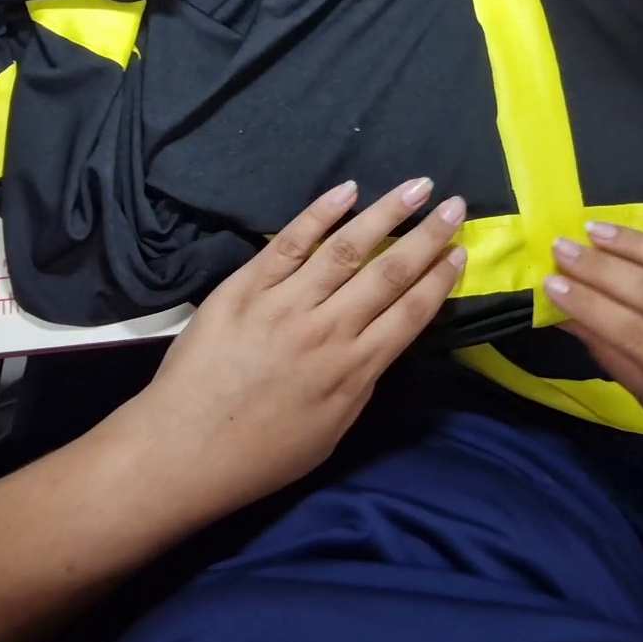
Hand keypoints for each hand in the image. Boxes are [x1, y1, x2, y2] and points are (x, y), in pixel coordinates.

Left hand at [110, 178, 466, 514]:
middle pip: (389, 273)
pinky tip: (347, 191)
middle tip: (456, 204)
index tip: (461, 250)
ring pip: (346, 248)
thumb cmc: (260, 454)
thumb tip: (381, 340)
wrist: (181, 451)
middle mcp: (328, 329)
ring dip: (386, 213)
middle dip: (427, 236)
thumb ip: (361, 381)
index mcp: (354, 369)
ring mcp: (285, 303)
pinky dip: (319, 214)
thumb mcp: (332, 431)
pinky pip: (289, 242)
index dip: (440, 279)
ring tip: (418, 186)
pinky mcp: (247, 286)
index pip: (410, 313)